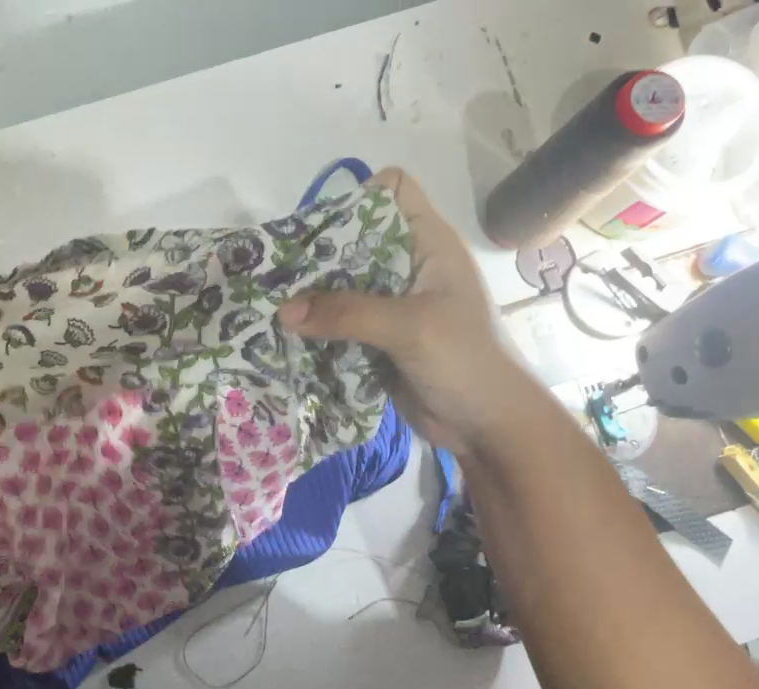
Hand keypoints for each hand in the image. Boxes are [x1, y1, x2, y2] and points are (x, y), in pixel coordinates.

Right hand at [279, 168, 538, 452]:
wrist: (487, 425)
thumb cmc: (466, 361)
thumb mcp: (410, 328)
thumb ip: (348, 314)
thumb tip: (284, 311)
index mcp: (429, 245)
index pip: (393, 192)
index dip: (356, 199)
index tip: (317, 233)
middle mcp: (408, 269)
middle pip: (355, 242)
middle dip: (316, 256)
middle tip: (275, 276)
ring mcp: (392, 308)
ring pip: (342, 289)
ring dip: (310, 299)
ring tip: (270, 309)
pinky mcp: (378, 343)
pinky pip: (339, 327)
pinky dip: (315, 331)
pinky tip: (286, 338)